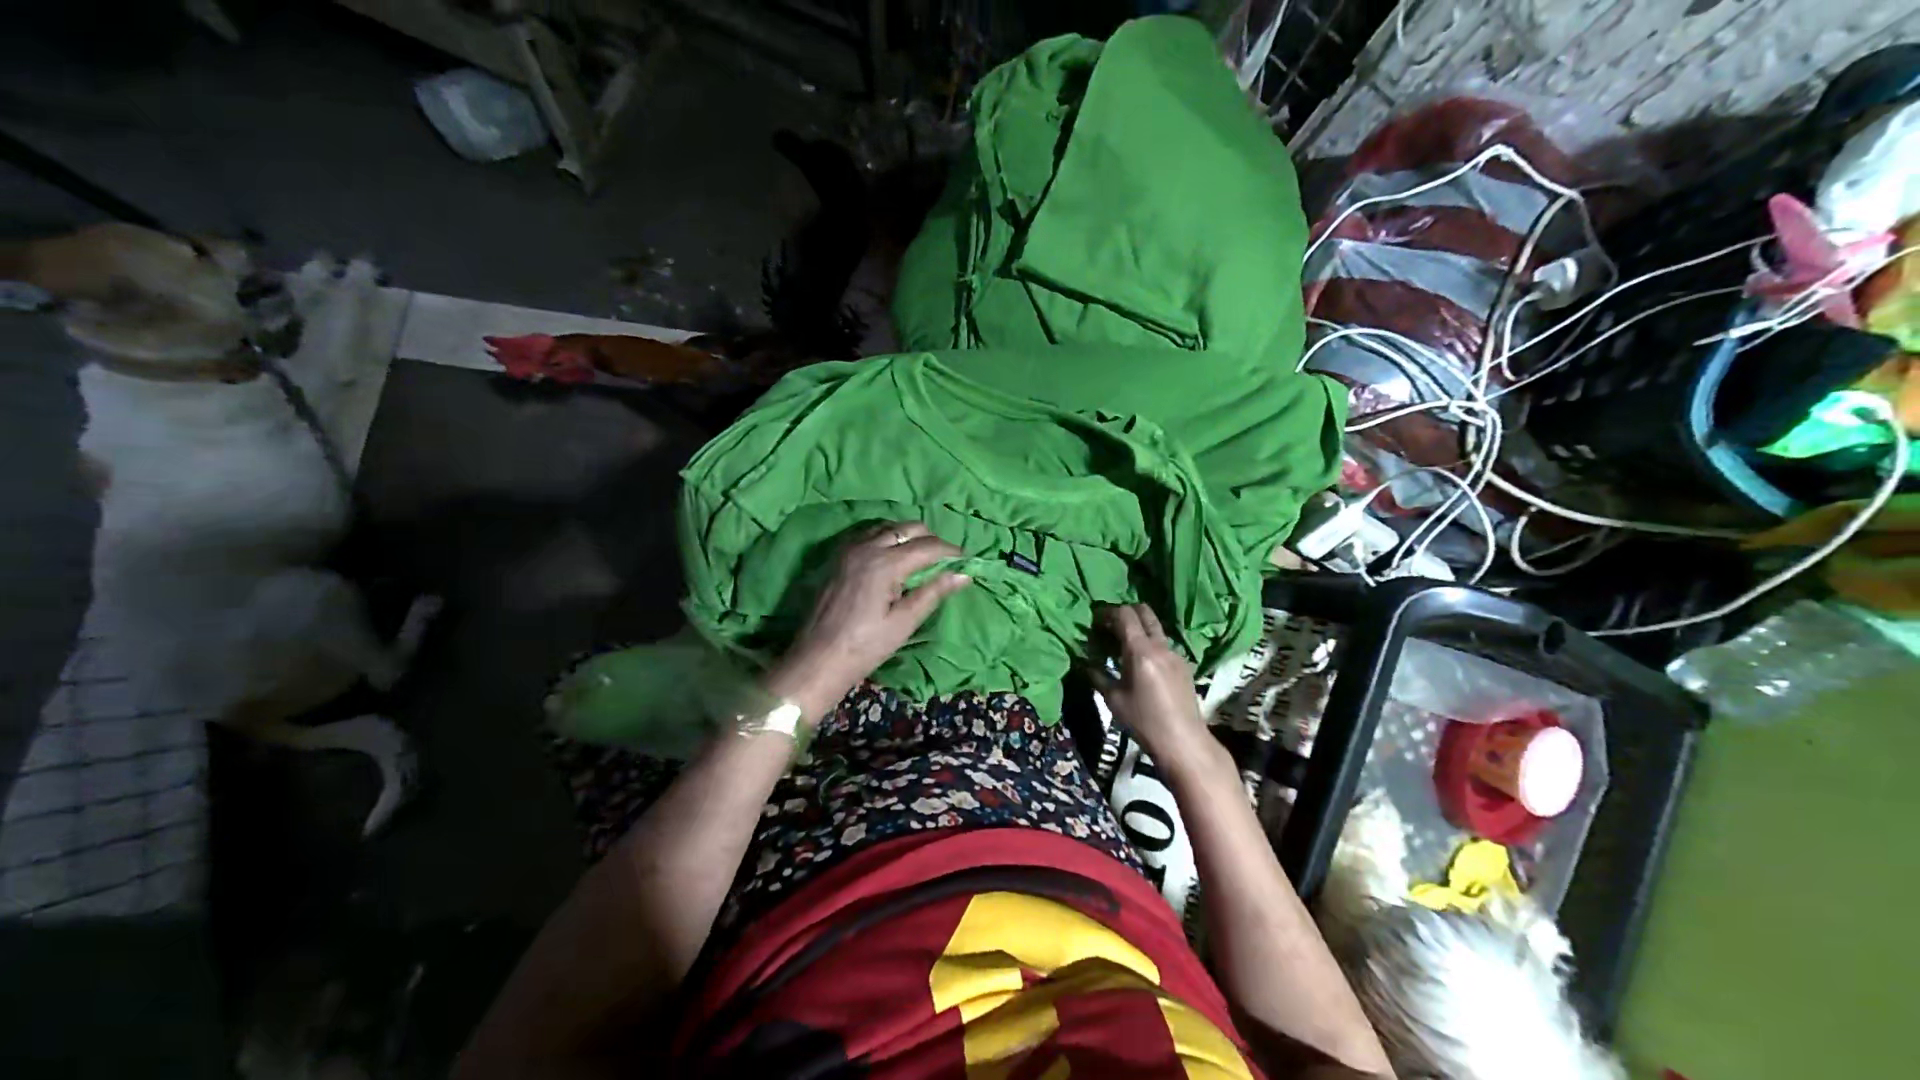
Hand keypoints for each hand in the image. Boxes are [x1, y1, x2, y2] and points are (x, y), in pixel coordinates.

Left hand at [765, 522, 970, 720]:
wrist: (817, 659)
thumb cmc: (864, 647)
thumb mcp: (903, 623)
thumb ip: (933, 592)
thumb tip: (963, 574)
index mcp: (885, 564)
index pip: (928, 546)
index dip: (951, 552)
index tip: (967, 562)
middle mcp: (866, 547)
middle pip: (909, 528)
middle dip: (931, 540)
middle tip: (945, 562)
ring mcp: (849, 549)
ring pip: (888, 527)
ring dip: (909, 537)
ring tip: (922, 560)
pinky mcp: (839, 557)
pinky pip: (869, 535)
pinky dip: (887, 539)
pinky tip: (894, 559)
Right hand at [1088, 604, 1217, 768]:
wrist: (1183, 741)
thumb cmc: (1144, 722)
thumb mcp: (1114, 700)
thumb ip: (1098, 676)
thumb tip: (1085, 662)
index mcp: (1140, 651)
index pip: (1124, 615)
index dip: (1107, 612)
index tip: (1094, 620)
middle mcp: (1160, 646)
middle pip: (1144, 612)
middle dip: (1125, 612)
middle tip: (1108, 626)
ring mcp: (1175, 654)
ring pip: (1155, 627)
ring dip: (1138, 628)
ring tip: (1121, 644)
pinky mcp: (1183, 665)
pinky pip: (1163, 643)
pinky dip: (1148, 643)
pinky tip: (1140, 662)